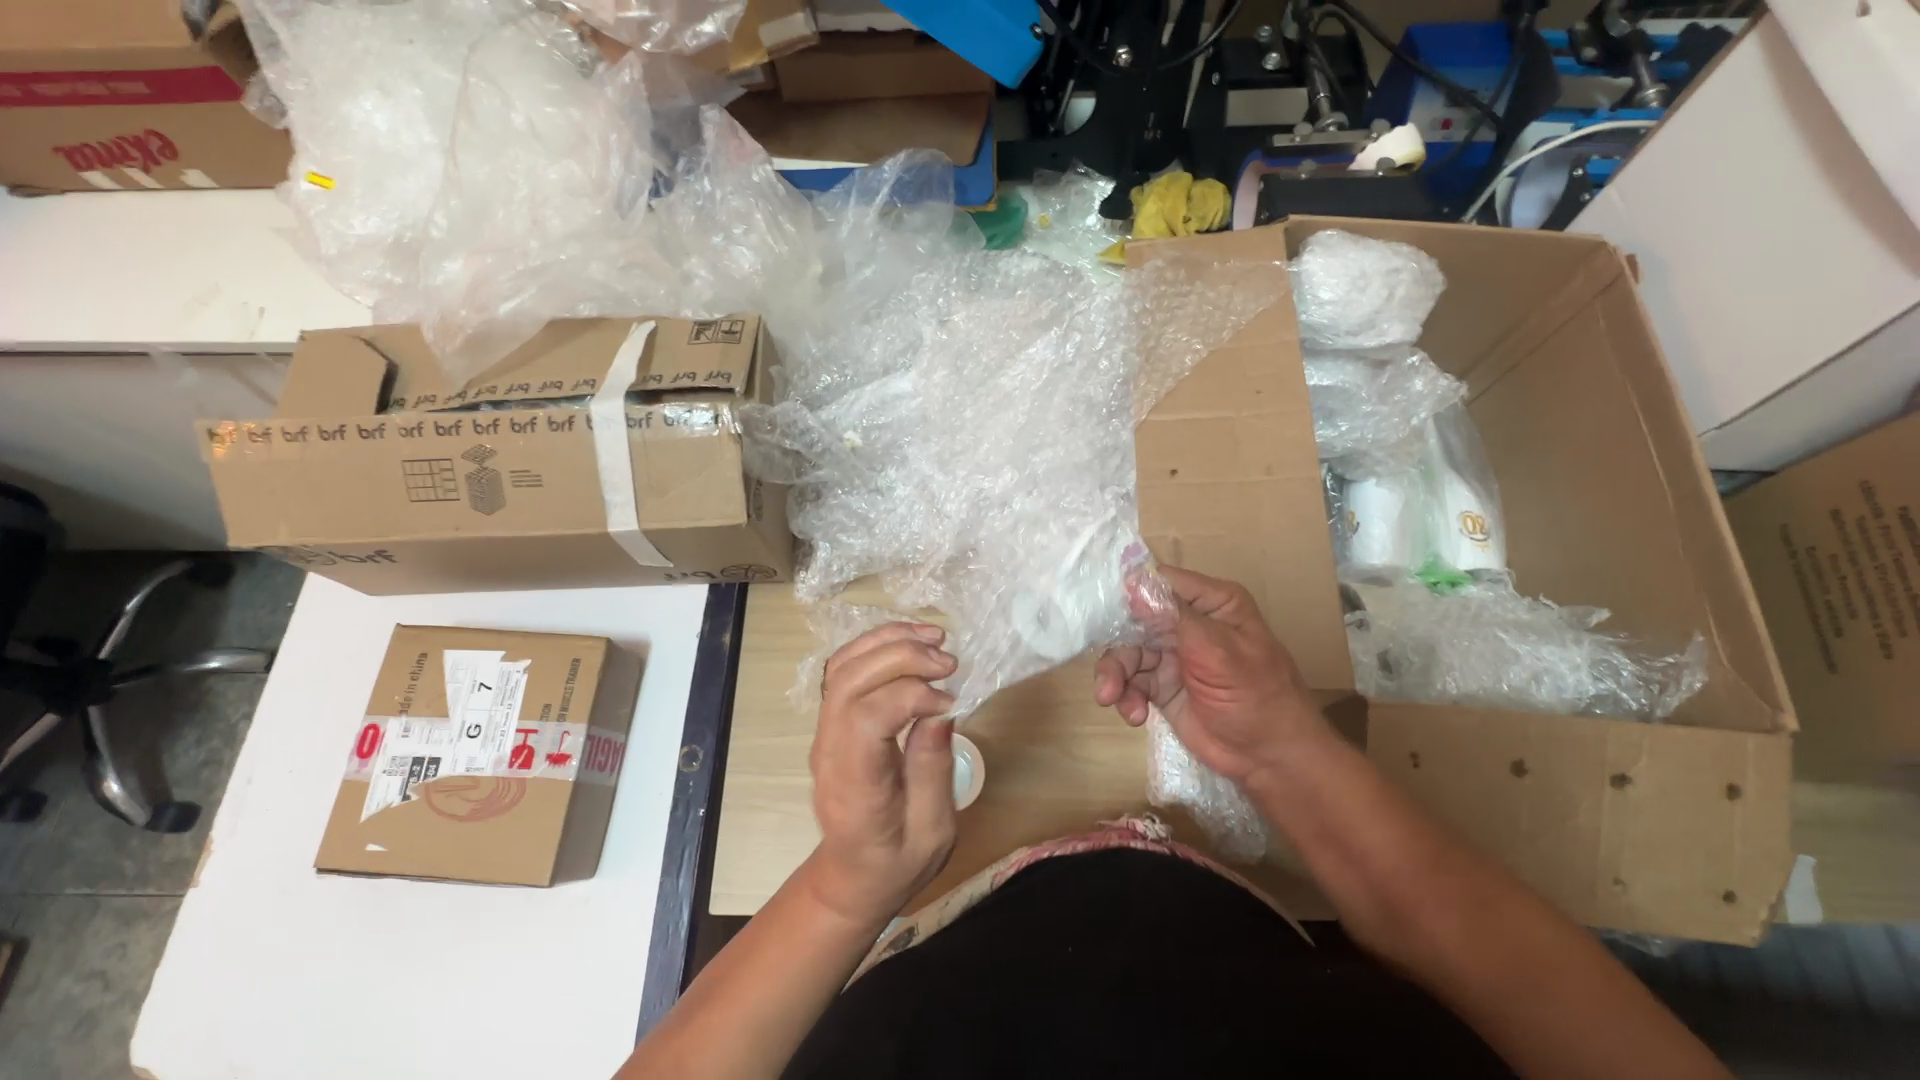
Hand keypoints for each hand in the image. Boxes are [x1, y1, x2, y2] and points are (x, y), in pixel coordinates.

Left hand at [807, 622, 959, 923]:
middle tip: (950, 662)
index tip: (950, 700)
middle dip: (901, 657)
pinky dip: (876, 646)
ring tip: (935, 637)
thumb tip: (941, 712)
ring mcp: (824, 732)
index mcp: (855, 785)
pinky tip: (911, 642)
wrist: (854, 874)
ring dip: (887, 641)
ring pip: (842, 667)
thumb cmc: (898, 860)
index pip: (865, 717)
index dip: (908, 695)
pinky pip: (844, 671)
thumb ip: (933, 770)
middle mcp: (830, 751)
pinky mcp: (832, 721)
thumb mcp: (933, 830)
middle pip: (849, 681)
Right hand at [1094, 565, 1324, 784]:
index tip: (1103, 614)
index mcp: (1213, 604)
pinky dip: (1126, 696)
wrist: (1270, 759)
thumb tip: (1133, 584)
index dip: (1131, 595)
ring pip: (1128, 652)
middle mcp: (1190, 623)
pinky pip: (1131, 681)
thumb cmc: (1257, 698)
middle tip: (1106, 676)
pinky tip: (1135, 716)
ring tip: (1110, 699)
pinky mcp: (1163, 685)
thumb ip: (1177, 617)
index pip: (1163, 583)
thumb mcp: (1219, 652)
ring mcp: (1175, 655)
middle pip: (1136, 619)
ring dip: (1115, 675)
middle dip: (1117, 647)